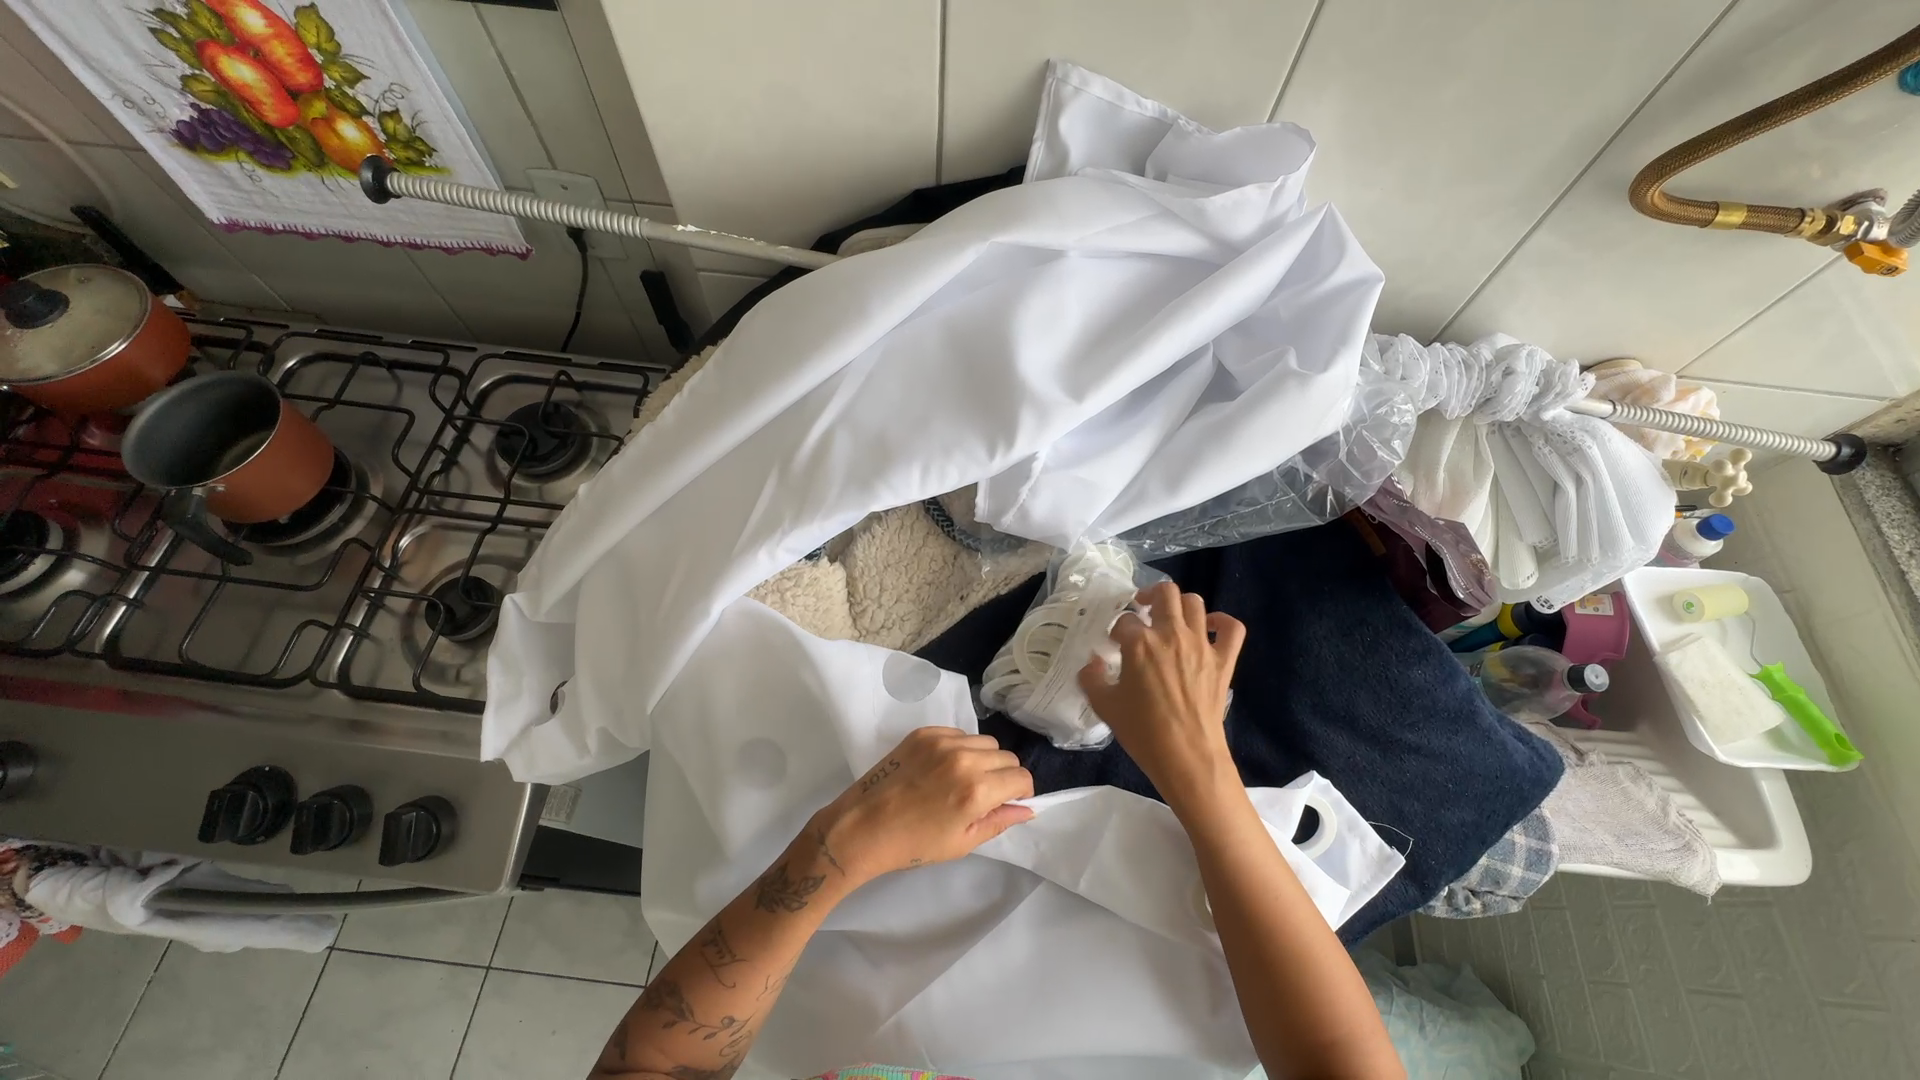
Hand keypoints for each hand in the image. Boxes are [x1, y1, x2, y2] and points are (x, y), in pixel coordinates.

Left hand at [811, 727, 1035, 883]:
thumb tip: (1027, 809)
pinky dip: (960, 749)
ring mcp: (942, 742)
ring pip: (985, 742)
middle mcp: (964, 759)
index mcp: (976, 791)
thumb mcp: (963, 842)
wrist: (864, 826)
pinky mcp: (924, 733)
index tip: (1007, 802)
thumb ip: (999, 821)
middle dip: (1003, 776)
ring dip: (983, 760)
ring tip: (961, 780)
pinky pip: (959, 734)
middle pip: (1006, 756)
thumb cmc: (914, 844)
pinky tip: (942, 769)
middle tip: (983, 795)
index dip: (1020, 792)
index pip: (1021, 777)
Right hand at [1078, 582, 1245, 814]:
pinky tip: (1209, 628)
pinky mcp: (1224, 660)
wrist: (1186, 756)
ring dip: (1180, 606)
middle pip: (1164, 593)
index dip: (1116, 630)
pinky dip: (1221, 622)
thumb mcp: (1104, 706)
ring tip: (1170, 619)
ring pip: (1194, 603)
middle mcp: (1171, 634)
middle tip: (1142, 611)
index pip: (1124, 621)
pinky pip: (1231, 628)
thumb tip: (1092, 663)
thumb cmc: (1143, 732)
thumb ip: (1091, 678)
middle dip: (1149, 596)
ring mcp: (1201, 645)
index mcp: (1139, 643)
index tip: (1114, 645)